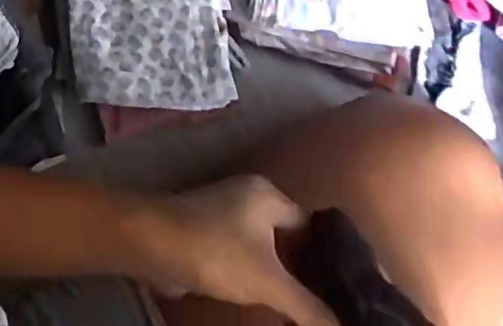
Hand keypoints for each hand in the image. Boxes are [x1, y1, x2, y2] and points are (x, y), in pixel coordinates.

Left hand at [122, 175, 336, 325]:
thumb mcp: (267, 281)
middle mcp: (250, 196)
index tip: (347, 288)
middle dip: (305, 269)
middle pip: (289, 235)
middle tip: (329, 303)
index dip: (329, 257)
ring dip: (281, 274)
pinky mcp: (210, 231)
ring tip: (304, 308)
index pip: (312, 227)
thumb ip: (307, 307)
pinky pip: (245, 252)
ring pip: (266, 245)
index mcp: (268, 195)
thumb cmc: (216, 251)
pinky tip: (270, 301)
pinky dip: (258, 273)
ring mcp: (227, 212)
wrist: (155, 243)